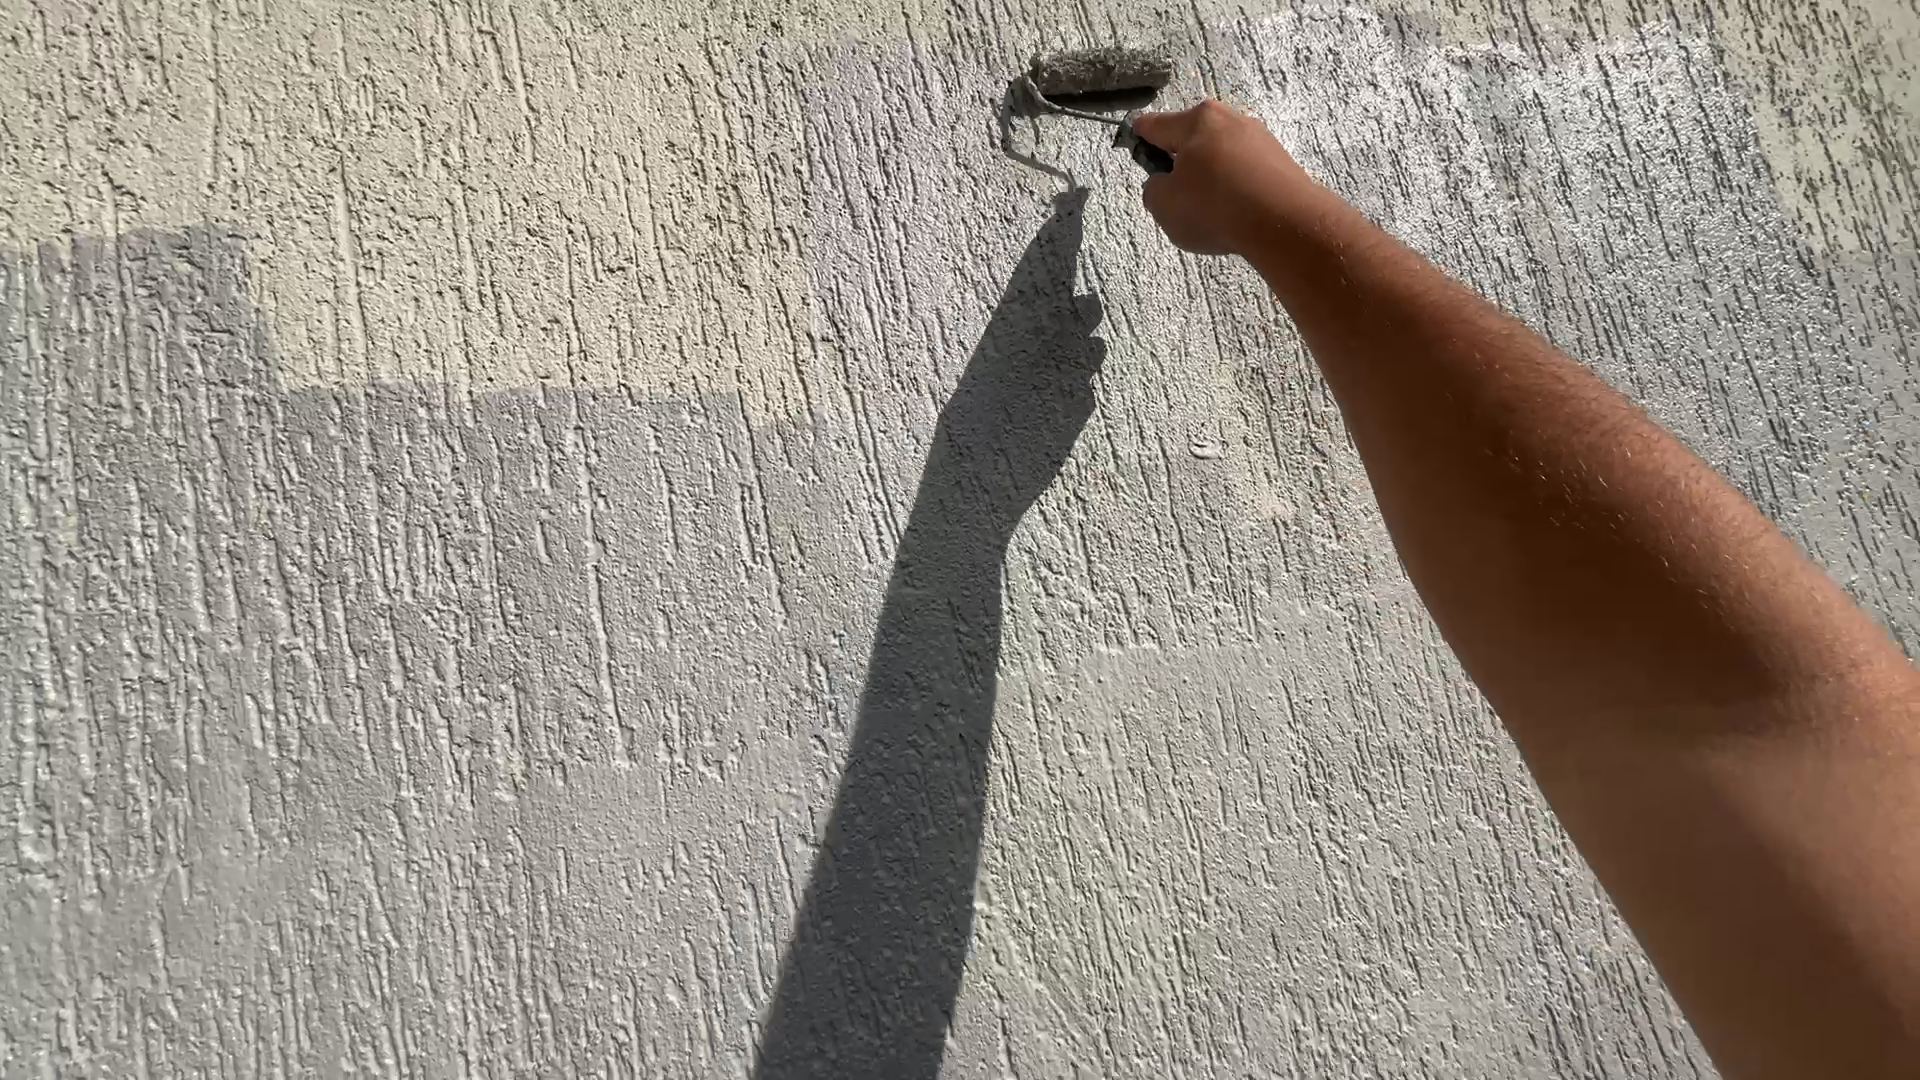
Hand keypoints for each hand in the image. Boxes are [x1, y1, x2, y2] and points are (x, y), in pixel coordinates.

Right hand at [1133, 101, 1322, 256]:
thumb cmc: (1214, 208)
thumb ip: (1153, 189)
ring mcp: (1257, 136)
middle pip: (1191, 138)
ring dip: (1207, 175)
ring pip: (1218, 154)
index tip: (1134, 137)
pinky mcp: (1277, 158)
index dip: (1140, 134)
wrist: (1281, 221)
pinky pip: (1242, 170)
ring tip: (1208, 211)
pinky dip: (1231, 186)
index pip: (1156, 124)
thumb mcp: (1163, 205)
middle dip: (1179, 161)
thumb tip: (1163, 183)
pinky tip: (1232, 212)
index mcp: (1196, 121)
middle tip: (1174, 195)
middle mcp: (1228, 119)